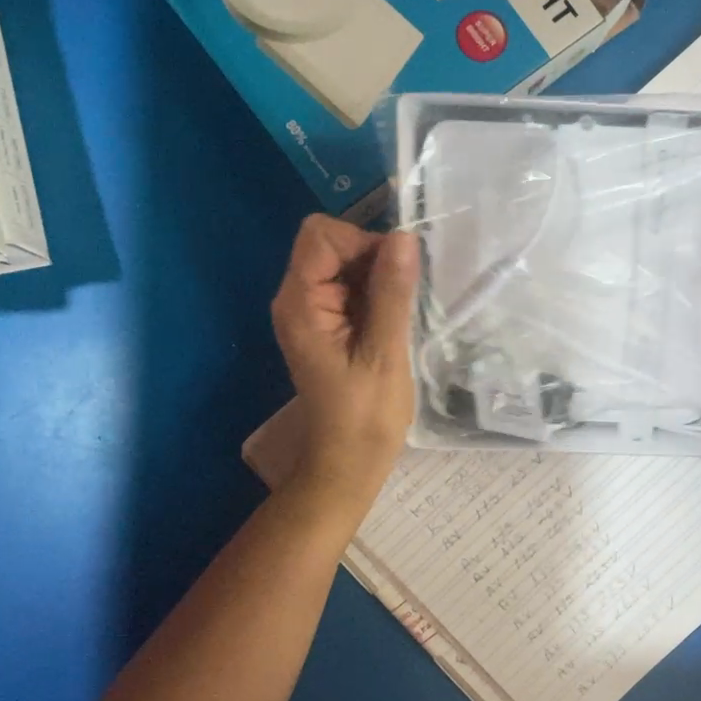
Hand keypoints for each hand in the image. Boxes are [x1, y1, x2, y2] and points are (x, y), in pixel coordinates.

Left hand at [271, 214, 418, 499]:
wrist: (349, 465)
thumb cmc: (366, 417)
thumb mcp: (384, 354)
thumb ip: (392, 294)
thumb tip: (404, 237)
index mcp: (301, 304)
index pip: (321, 235)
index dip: (362, 242)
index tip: (396, 275)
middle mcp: (297, 300)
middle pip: (331, 245)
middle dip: (372, 258)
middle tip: (402, 299)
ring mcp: (311, 314)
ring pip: (344, 265)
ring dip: (378, 278)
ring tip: (399, 316)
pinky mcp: (327, 327)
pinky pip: (350, 289)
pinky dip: (375, 295)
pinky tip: (392, 324)